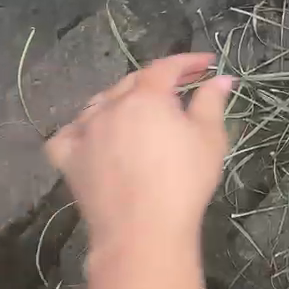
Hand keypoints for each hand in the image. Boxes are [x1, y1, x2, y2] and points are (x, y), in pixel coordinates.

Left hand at [44, 53, 236, 260]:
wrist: (142, 228)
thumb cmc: (185, 178)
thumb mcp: (210, 137)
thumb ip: (211, 102)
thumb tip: (220, 79)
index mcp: (146, 98)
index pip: (165, 67)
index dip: (188, 61)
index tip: (209, 62)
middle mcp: (109, 108)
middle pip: (133, 81)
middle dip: (161, 78)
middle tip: (187, 83)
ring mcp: (83, 132)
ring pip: (101, 103)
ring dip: (125, 97)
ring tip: (145, 106)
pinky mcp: (67, 158)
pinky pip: (70, 131)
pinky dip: (85, 125)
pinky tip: (97, 132)